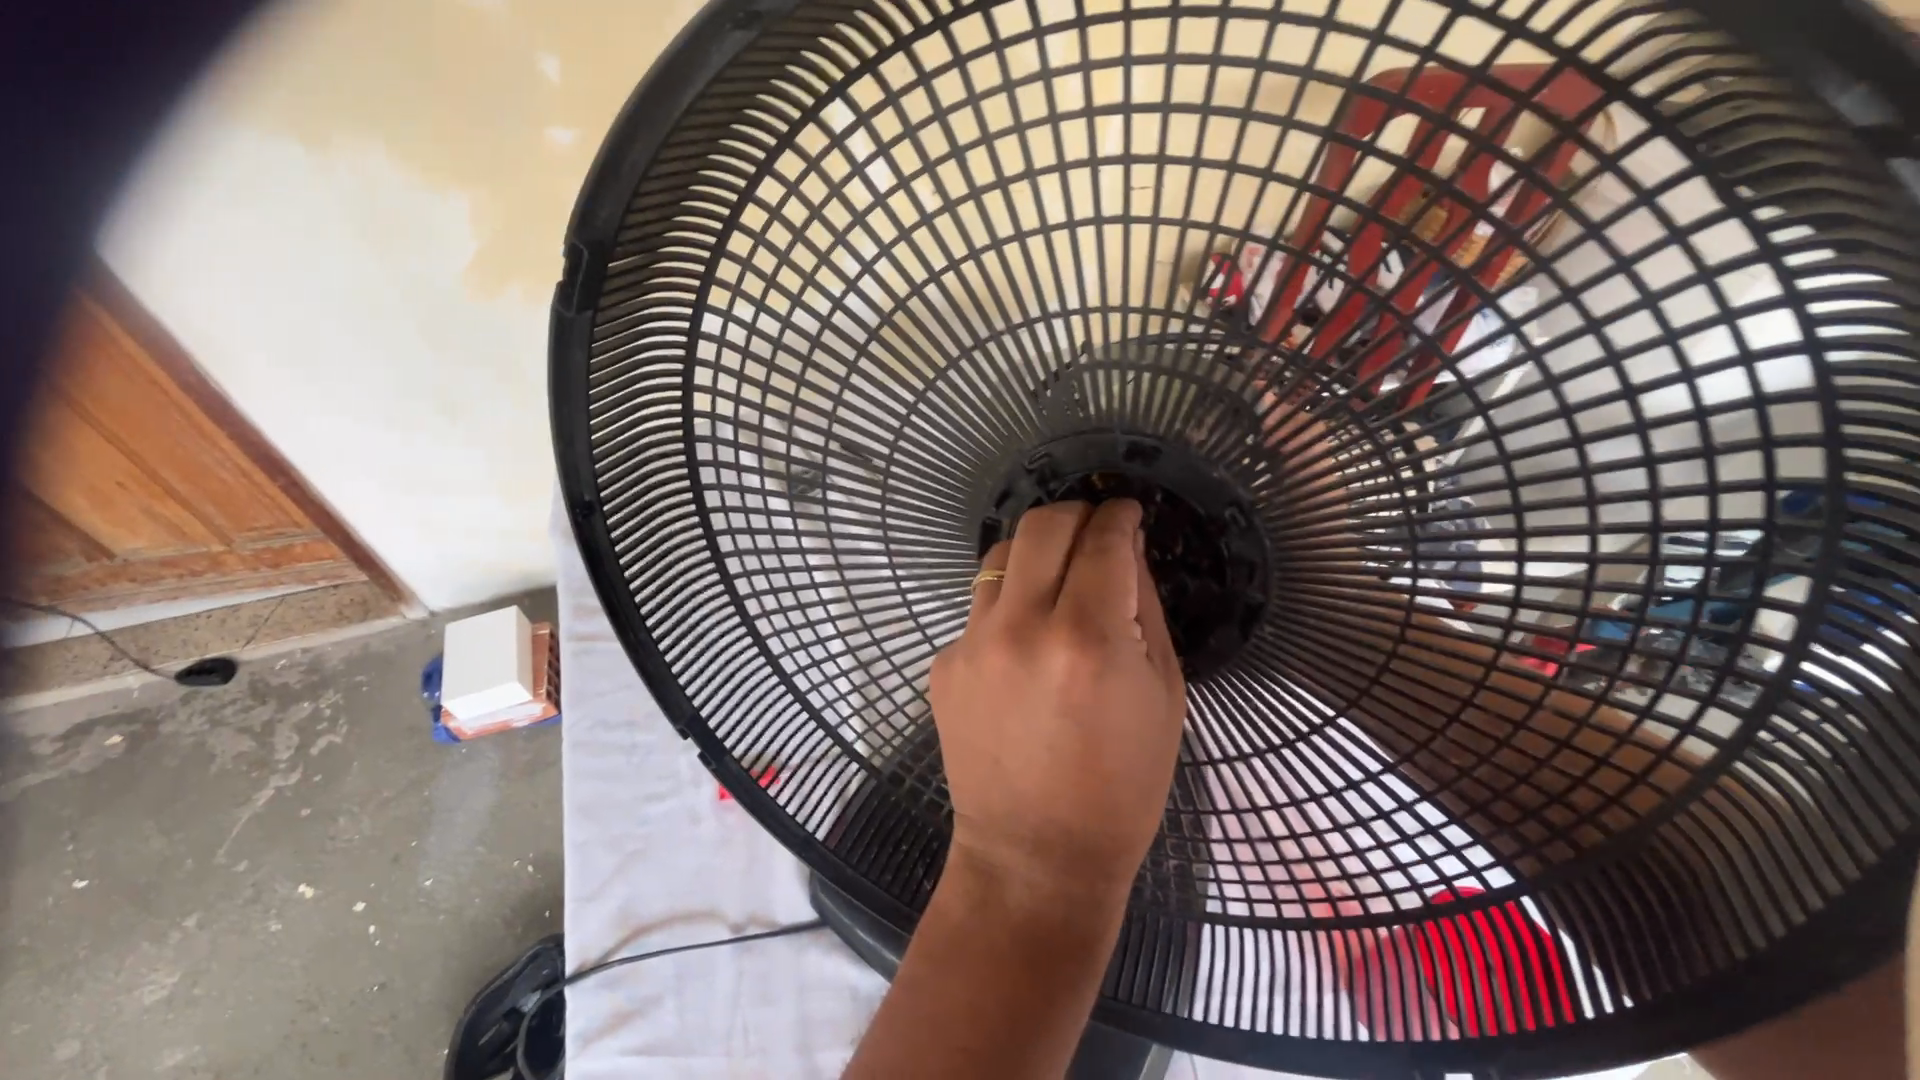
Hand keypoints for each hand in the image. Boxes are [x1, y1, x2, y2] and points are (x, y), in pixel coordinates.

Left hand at [929, 499, 1186, 901]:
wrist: (1035, 856)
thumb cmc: (1121, 786)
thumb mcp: (1163, 694)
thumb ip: (1144, 608)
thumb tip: (1127, 548)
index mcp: (1088, 640)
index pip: (1104, 540)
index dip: (1121, 515)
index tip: (1128, 512)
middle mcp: (1021, 629)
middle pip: (1042, 525)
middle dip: (1077, 513)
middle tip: (1096, 529)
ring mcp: (971, 645)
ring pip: (1001, 556)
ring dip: (1037, 554)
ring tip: (1059, 580)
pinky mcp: (943, 665)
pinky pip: (980, 609)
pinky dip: (1010, 609)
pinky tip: (1027, 649)